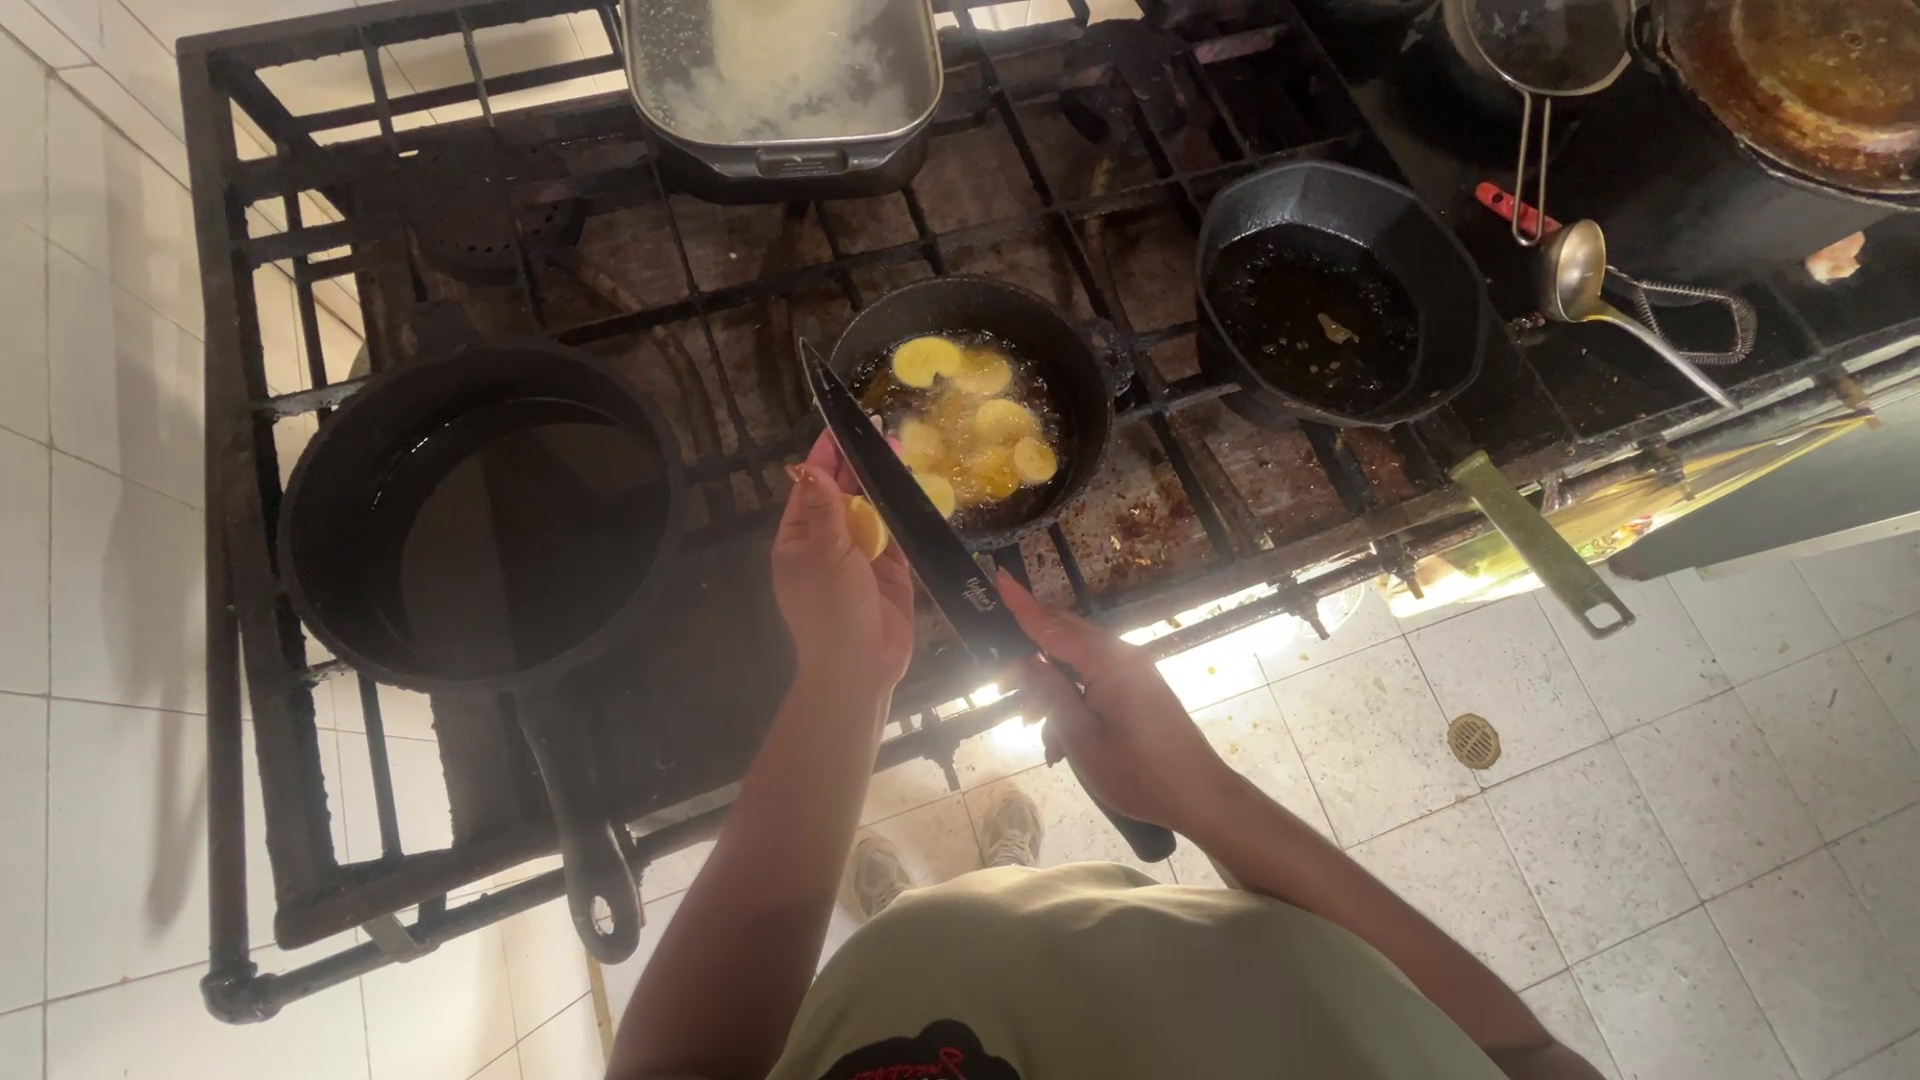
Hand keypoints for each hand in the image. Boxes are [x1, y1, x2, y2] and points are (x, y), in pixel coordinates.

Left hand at [772, 432, 914, 696]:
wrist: (860, 666)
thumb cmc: (831, 609)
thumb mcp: (824, 554)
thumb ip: (826, 509)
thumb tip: (810, 466)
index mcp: (798, 540)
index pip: (810, 488)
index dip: (824, 458)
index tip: (839, 428)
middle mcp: (827, 544)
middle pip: (843, 495)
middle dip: (857, 466)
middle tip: (879, 431)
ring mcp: (860, 557)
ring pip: (872, 511)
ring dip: (882, 483)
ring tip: (899, 449)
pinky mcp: (891, 570)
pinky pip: (895, 533)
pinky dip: (902, 511)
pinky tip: (911, 485)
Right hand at [998, 571, 1239, 835]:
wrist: (1200, 797)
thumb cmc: (1139, 773)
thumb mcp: (1082, 738)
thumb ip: (1050, 695)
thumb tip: (1026, 661)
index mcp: (1108, 662)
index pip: (1053, 625)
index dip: (1022, 604)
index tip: (999, 576)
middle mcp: (1122, 656)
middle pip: (1064, 637)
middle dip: (1029, 658)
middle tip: (1001, 686)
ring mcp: (1133, 671)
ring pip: (1076, 664)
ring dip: (1050, 689)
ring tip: (1033, 728)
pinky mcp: (1138, 689)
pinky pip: (1094, 681)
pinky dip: (1072, 701)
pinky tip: (1061, 741)